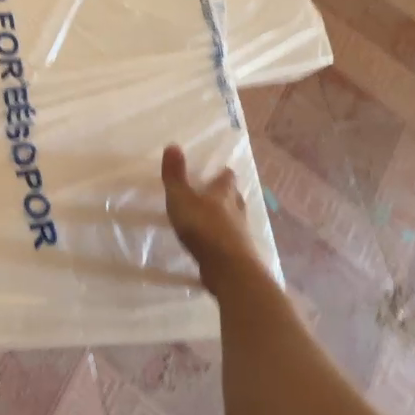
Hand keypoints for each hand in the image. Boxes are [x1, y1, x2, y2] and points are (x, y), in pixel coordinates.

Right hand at [161, 144, 260, 292]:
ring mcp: (240, 234)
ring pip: (237, 218)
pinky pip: (233, 238)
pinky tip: (219, 240)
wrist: (229, 269)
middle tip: (224, 189)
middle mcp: (235, 212)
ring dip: (231, 214)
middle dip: (230, 193)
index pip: (226, 180)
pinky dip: (227, 235)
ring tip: (222, 213)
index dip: (224, 174)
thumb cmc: (203, 227)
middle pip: (235, 198)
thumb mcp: (181, 198)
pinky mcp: (239, 254)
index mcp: (222, 196)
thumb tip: (174, 145)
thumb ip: (175, 175)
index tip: (224, 169)